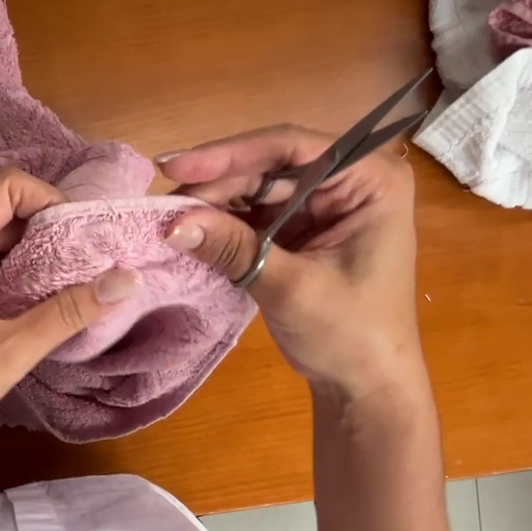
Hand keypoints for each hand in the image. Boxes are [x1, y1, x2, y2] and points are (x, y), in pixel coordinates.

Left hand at [0, 169, 142, 459]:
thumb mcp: (10, 352)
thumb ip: (67, 313)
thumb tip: (127, 280)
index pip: (4, 189)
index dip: (49, 200)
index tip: (82, 235)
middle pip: (4, 209)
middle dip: (49, 228)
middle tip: (89, 259)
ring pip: (1, 237)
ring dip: (39, 252)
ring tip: (76, 278)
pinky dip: (22, 271)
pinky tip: (48, 295)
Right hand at [158, 125, 424, 400]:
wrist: (364, 382)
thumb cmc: (348, 332)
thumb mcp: (290, 288)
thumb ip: (234, 250)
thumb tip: (174, 225)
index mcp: (368, 180)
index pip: (292, 148)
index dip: (230, 155)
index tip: (176, 167)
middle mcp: (346, 182)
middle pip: (269, 168)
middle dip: (216, 184)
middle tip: (163, 204)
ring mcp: (321, 208)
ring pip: (256, 192)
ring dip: (213, 205)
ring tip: (168, 218)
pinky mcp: (299, 233)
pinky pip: (254, 218)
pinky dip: (222, 226)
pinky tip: (189, 231)